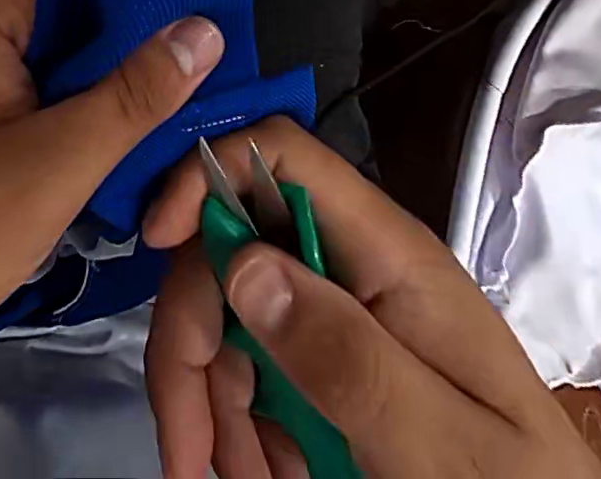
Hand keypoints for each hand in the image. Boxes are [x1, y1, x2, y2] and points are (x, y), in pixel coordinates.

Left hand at [0, 0, 225, 437]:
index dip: (150, 37)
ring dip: (90, 107)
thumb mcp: (52, 164)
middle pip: (73, 28)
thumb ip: (135, 94)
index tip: (203, 85)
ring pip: (51, 65)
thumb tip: (208, 27)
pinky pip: (21, 91)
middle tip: (175, 132)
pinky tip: (79, 160)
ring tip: (135, 153)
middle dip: (122, 79)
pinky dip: (55, 121)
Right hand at [141, 118, 600, 478]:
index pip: (283, 153)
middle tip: (188, 445)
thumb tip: (241, 263)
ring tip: (230, 478)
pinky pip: (245, 354)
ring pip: (226, 306)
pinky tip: (254, 468)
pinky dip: (231, 414)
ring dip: (207, 391)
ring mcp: (329, 302)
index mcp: (386, 249)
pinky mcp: (318, 346)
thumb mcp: (443, 446)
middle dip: (192, 332)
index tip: (158, 238)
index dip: (211, 170)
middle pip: (234, 245)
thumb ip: (349, 356)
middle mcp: (348, 258)